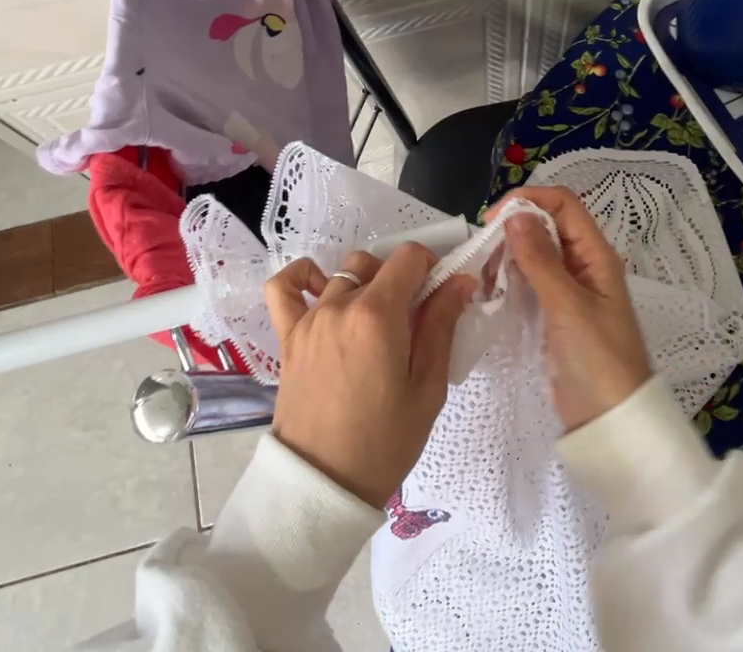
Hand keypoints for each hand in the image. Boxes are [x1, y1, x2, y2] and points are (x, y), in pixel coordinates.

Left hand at [263, 244, 474, 507]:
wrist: (323, 484)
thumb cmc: (384, 442)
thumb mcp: (427, 388)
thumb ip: (442, 326)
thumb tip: (460, 281)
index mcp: (377, 315)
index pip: (409, 258)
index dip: (432, 267)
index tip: (442, 294)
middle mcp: (339, 305)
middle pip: (377, 264)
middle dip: (403, 278)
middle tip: (417, 317)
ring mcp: (309, 319)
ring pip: (342, 274)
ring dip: (367, 284)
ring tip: (379, 320)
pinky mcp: (288, 337)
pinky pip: (283, 288)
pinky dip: (302, 277)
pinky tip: (322, 289)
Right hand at [495, 187, 653, 429]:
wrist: (610, 419)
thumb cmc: (597, 359)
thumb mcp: (568, 306)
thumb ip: (541, 260)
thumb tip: (515, 215)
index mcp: (597, 256)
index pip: (564, 205)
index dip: (530, 200)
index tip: (493, 218)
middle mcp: (584, 266)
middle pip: (546, 226)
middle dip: (513, 228)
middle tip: (484, 252)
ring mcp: (569, 290)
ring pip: (534, 254)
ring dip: (508, 255)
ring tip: (485, 276)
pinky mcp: (555, 313)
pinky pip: (530, 282)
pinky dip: (510, 279)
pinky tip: (491, 291)